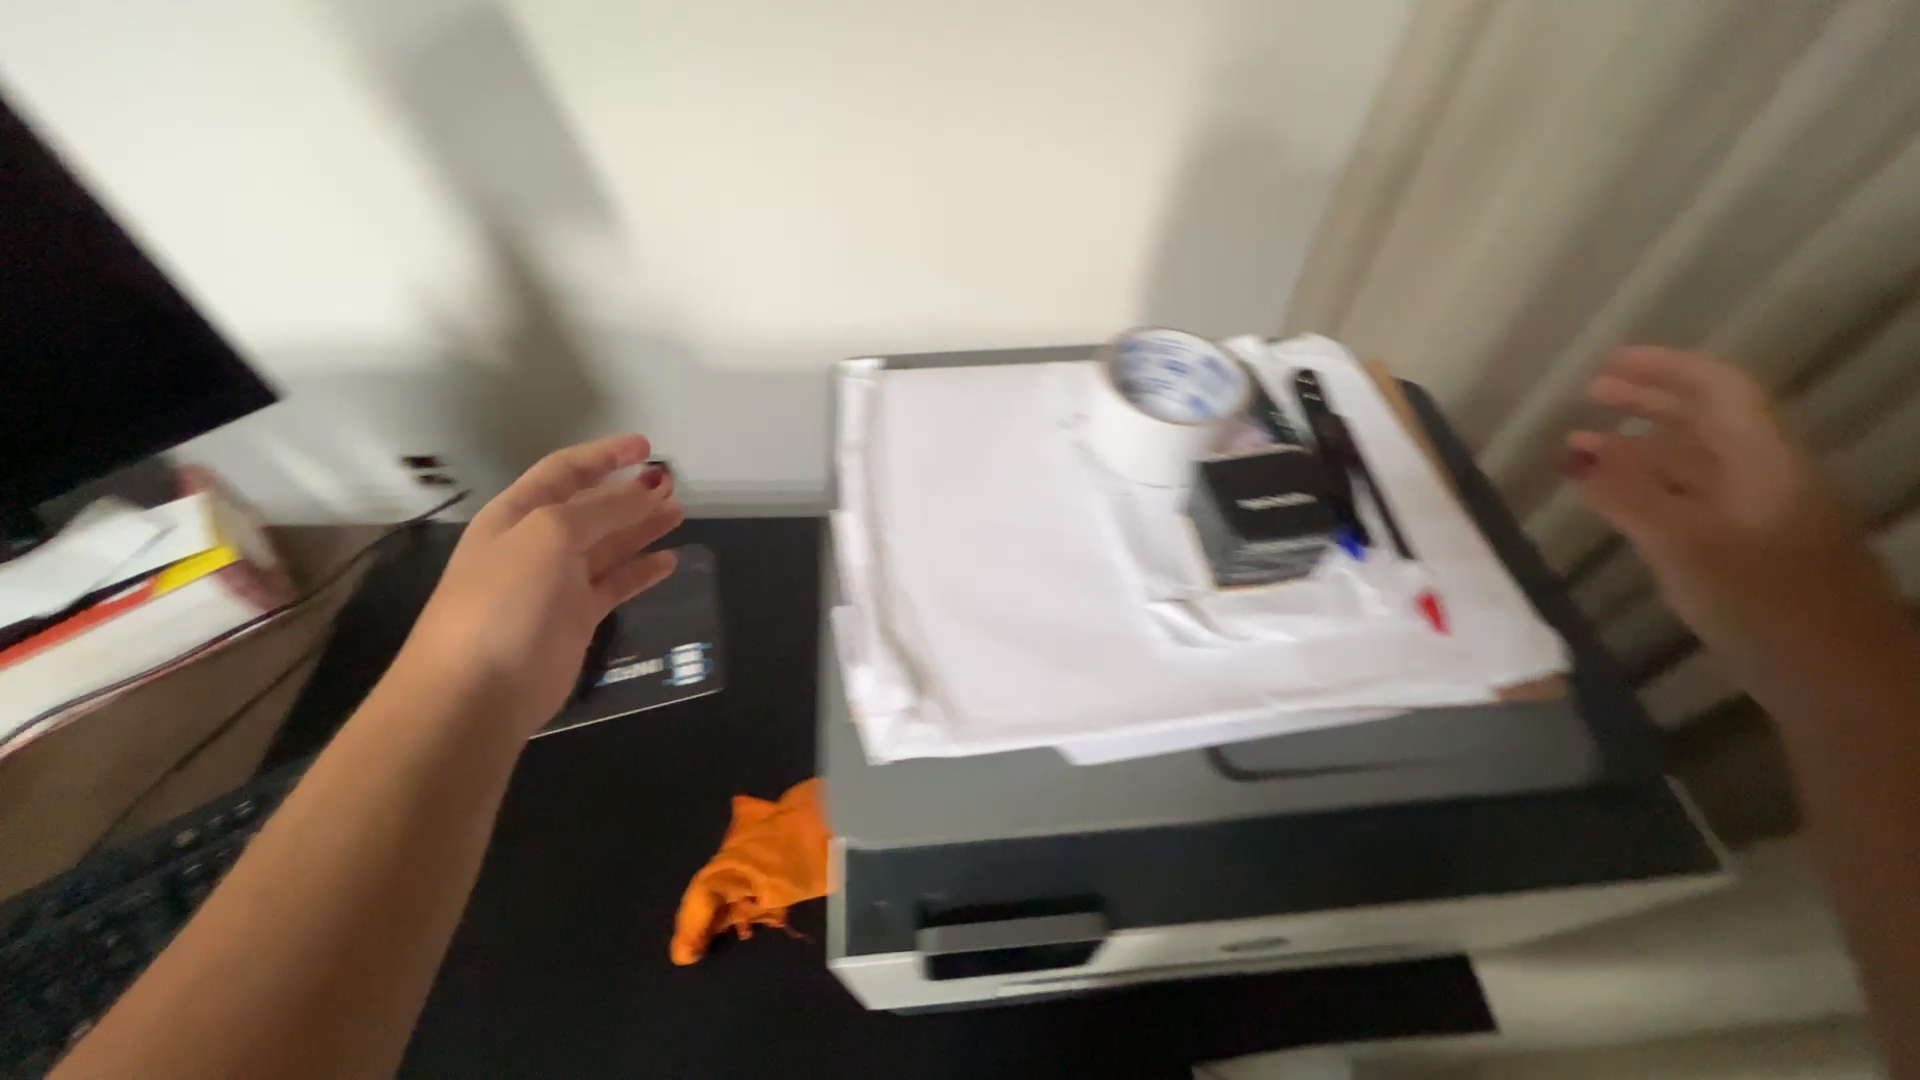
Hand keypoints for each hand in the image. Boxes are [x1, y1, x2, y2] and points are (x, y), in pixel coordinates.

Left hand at [388, 435, 685, 735]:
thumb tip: (648, 487)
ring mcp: (558, 582)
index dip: (605, 455)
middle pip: (592, 506)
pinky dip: (642, 570)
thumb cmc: (504, 601)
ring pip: (609, 544)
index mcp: (517, 514)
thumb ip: (602, 509)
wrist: (477, 690)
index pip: (565, 471)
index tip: (646, 446)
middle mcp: (537, 543)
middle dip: (630, 491)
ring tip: (680, 512)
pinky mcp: (577, 617)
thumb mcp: (549, 536)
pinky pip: (616, 584)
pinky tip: (669, 560)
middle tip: (672, 482)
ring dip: (642, 526)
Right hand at [1563, 347, 1879, 654]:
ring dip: (1638, 446)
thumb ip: (1627, 496)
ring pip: (1694, 462)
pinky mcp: (1743, 547)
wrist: (1835, 676)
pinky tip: (1609, 497)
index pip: (1721, 391)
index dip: (1666, 369)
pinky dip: (1644, 487)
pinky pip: (1687, 498)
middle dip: (1649, 400)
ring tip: (1577, 444)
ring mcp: (1756, 514)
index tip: (1607, 362)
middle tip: (1590, 391)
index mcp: (1766, 463)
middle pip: (1709, 420)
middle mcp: (1765, 477)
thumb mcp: (1685, 544)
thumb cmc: (1764, 601)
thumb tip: (1576, 454)